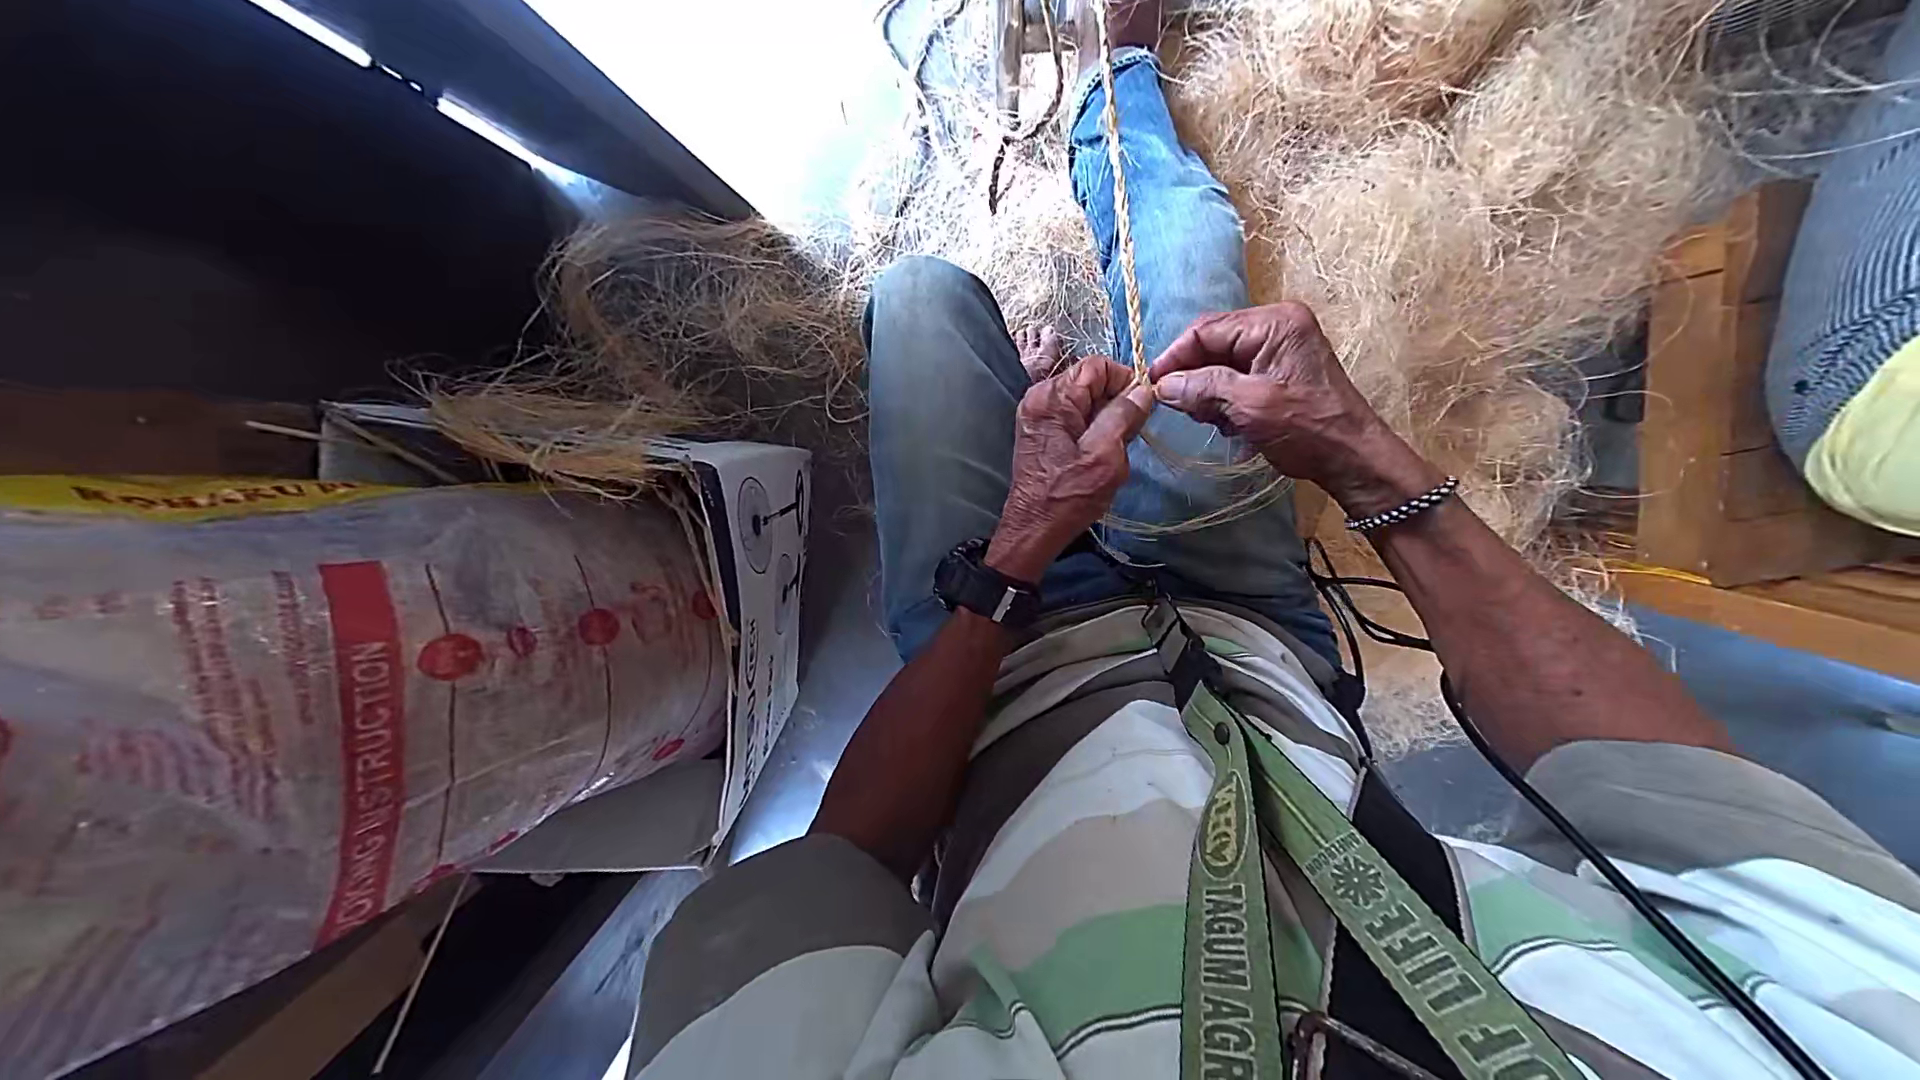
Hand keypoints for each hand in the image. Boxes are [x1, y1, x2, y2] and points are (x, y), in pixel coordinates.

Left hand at [987, 357, 1155, 582]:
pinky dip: (1091, 429)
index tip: (1140, 406)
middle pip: (1089, 381)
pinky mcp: (1040, 432)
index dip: (1124, 380)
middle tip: (1126, 434)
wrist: (1035, 528)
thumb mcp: (1105, 455)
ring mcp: (1037, 415)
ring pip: (1084, 400)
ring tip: (1110, 449)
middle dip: (1115, 402)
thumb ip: (1124, 416)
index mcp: (1052, 398)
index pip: (1097, 366)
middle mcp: (1039, 398)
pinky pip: (1074, 417)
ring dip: (1105, 419)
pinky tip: (1097, 454)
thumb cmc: (1068, 496)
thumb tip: (1142, 390)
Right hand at [1147, 303, 1441, 516]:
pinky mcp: (1274, 372)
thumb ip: (1202, 388)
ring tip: (1213, 420)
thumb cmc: (1306, 428)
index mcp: (1273, 323)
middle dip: (1191, 378)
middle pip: (1210, 345)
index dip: (1174, 358)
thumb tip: (1160, 386)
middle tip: (1182, 409)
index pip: (1206, 330)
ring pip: (1217, 364)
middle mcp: (1274, 327)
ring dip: (1206, 393)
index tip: (1151, 386)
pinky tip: (1227, 422)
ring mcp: (1275, 349)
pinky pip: (1231, 378)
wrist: (1350, 457)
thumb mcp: (1248, 405)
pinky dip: (1221, 401)